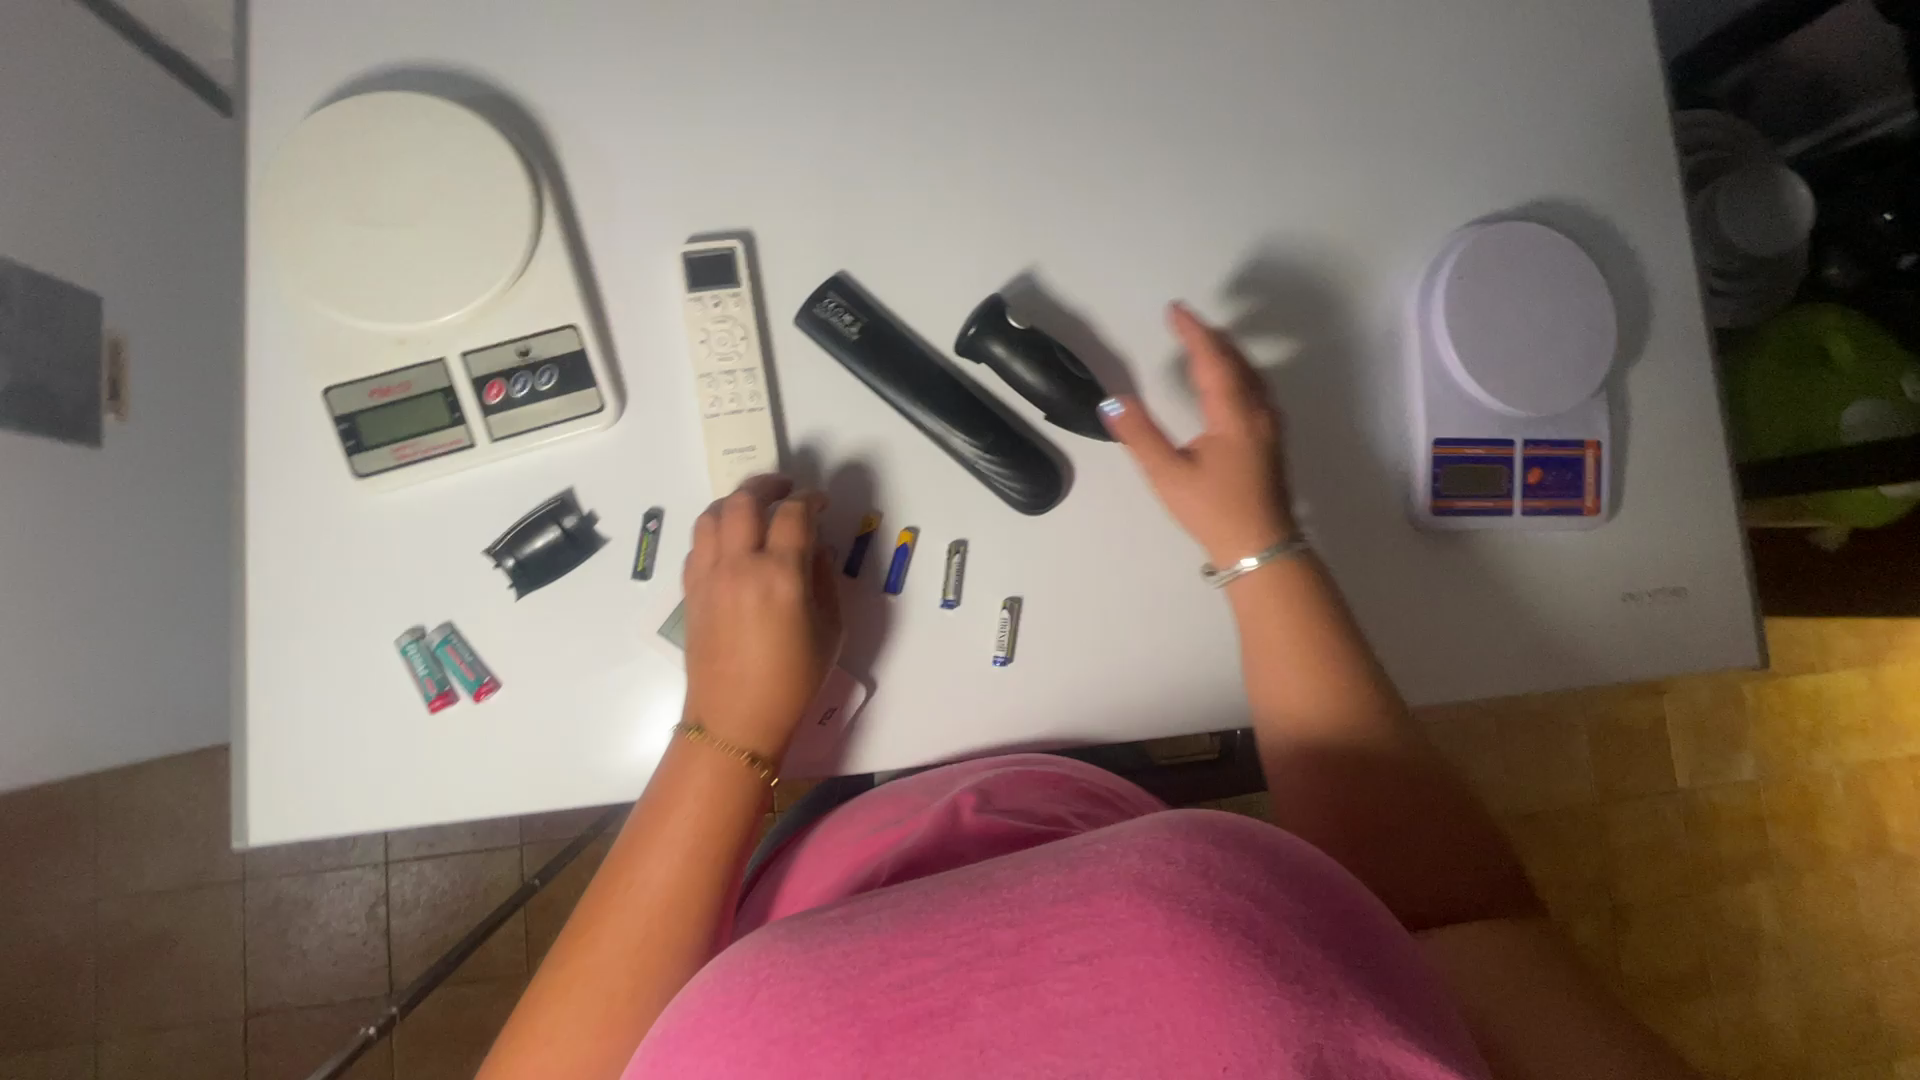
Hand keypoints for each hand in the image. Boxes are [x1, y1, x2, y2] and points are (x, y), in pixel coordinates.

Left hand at [682, 475, 842, 759]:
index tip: (820, 502)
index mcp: (781, 575)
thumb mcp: (830, 630)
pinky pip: (698, 544)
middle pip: (745, 500)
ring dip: (736, 501)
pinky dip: (715, 529)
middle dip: (768, 484)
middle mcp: (739, 565)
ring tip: (755, 506)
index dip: (810, 499)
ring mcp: (709, 576)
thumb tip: (817, 548)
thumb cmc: (793, 681)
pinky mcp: (690, 591)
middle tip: (786, 487)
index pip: (794, 514)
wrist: (735, 720)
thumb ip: (825, 580)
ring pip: (712, 515)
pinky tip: (731, 541)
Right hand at [1101, 303, 1295, 567]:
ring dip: (1228, 354)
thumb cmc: (1213, 511)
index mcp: (1233, 414)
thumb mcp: (1167, 475)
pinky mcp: (1272, 441)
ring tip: (1205, 344)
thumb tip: (1112, 402)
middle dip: (1212, 337)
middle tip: (1186, 323)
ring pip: (1252, 375)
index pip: (1213, 359)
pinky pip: (1256, 390)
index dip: (1193, 332)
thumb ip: (1140, 435)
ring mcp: (1270, 426)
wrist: (1261, 547)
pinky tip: (1229, 383)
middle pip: (1238, 361)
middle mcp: (1257, 412)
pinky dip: (1239, 373)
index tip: (1175, 310)